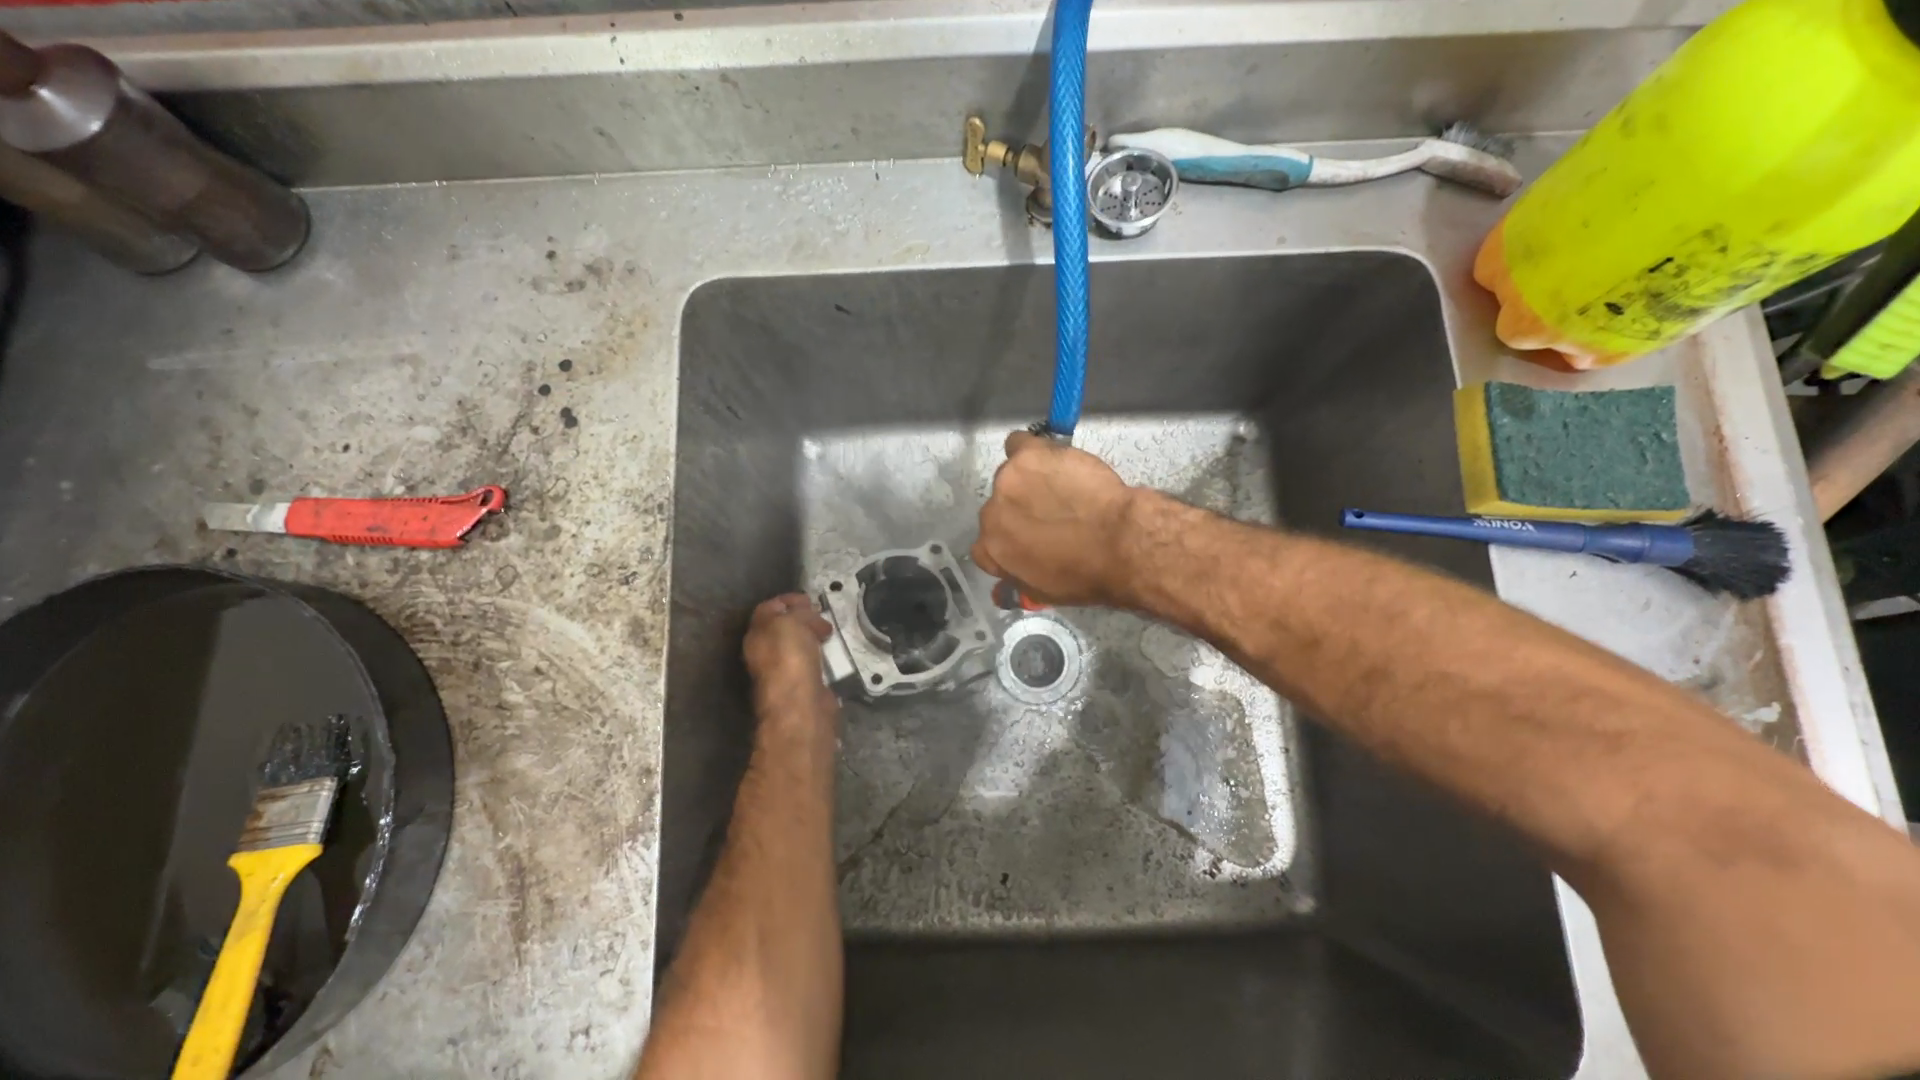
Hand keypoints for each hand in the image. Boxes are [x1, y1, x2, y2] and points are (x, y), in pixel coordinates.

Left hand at [743, 593, 837, 726]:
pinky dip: (820, 654)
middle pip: (782, 627)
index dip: (788, 599)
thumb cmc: (789, 658)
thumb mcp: (791, 622)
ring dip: (812, 637)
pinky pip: (809, 662)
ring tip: (829, 632)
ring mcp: (782, 671)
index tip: (809, 598)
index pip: (769, 609)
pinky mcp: (800, 686)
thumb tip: (810, 615)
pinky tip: (831, 653)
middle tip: (821, 615)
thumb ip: (798, 612)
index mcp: (757, 635)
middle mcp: (764, 652)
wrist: (799, 706)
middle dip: (802, 618)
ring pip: (797, 645)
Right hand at [973, 431, 1141, 606]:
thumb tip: (1003, 590)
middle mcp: (991, 515)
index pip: (985, 545)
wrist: (1118, 541)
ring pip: (1011, 473)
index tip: (1028, 538)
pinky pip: (1020, 443)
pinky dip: (1033, 449)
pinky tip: (1051, 457)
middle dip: (1020, 508)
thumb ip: (1019, 582)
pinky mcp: (1029, 455)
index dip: (1008, 539)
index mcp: (991, 551)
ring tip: (1063, 486)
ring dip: (1030, 479)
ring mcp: (1008, 481)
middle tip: (1053, 512)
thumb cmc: (1087, 574)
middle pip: (999, 505)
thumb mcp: (1046, 592)